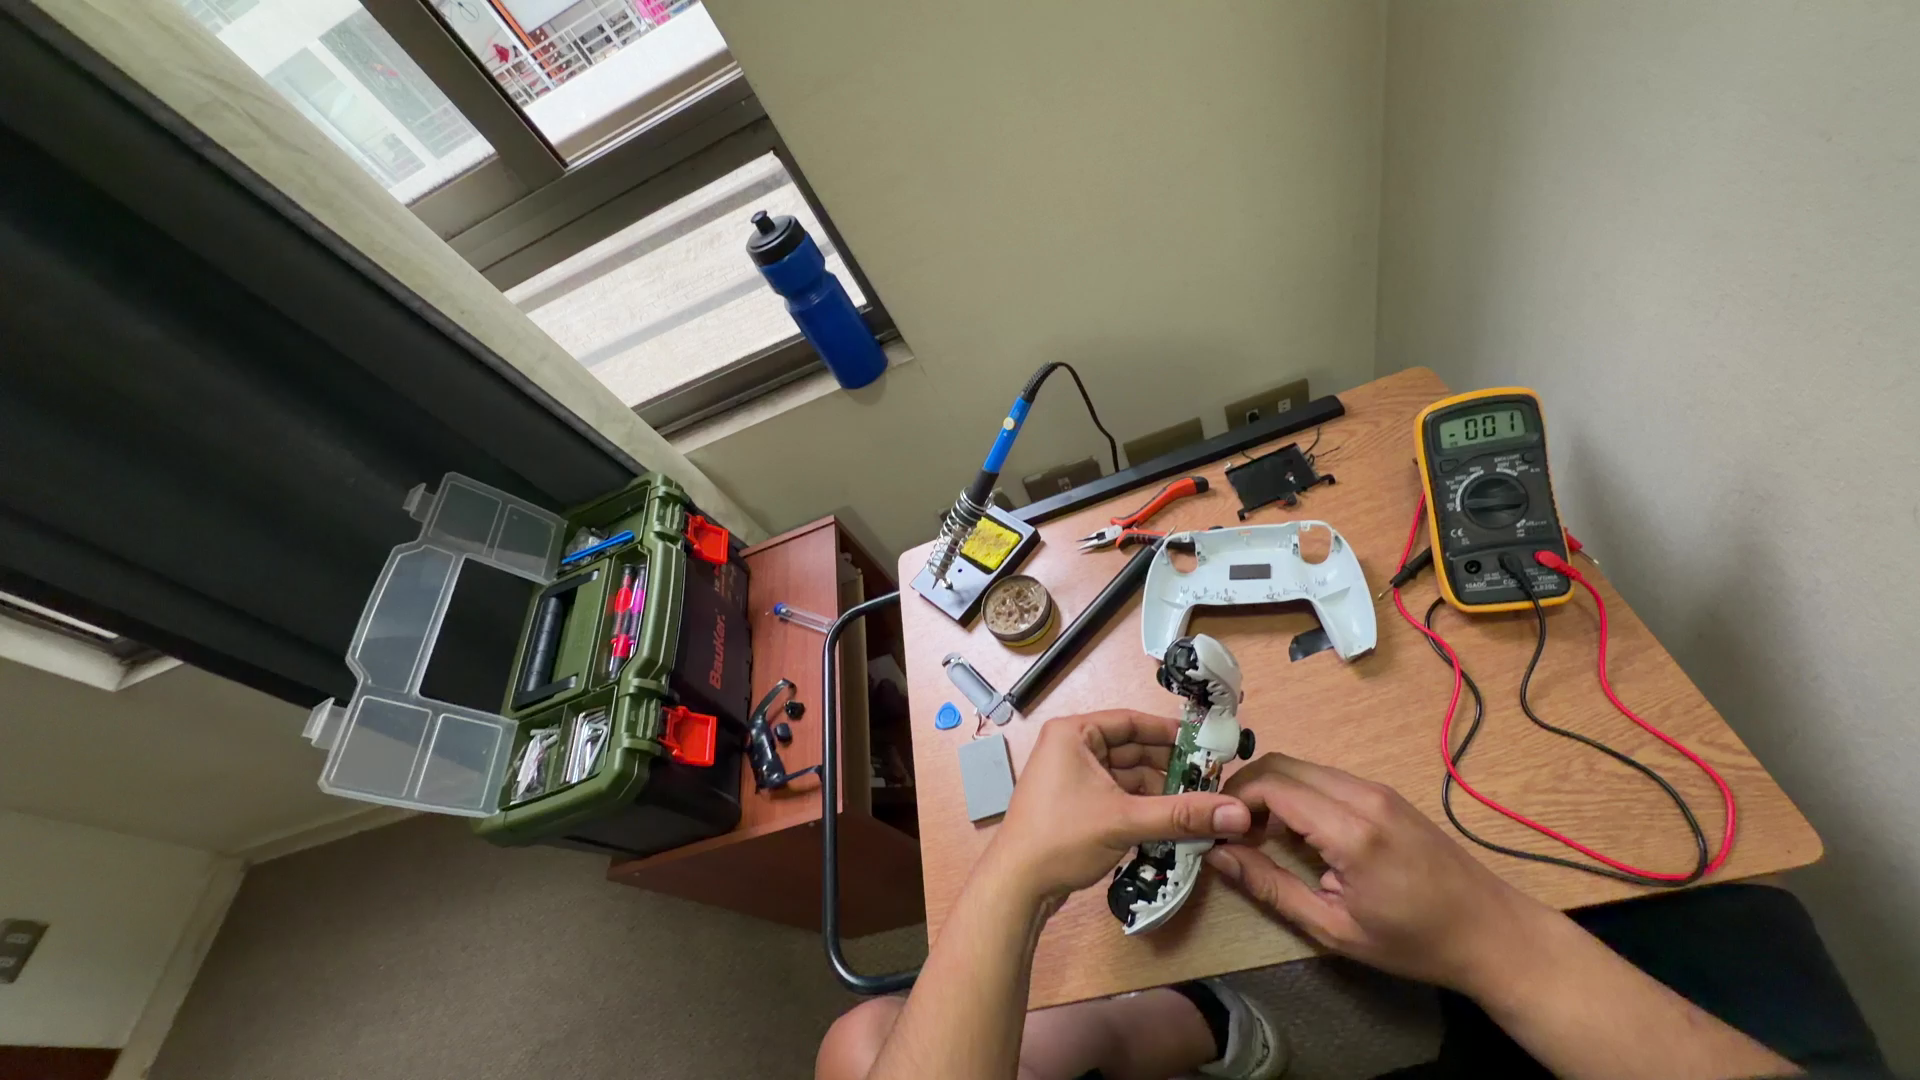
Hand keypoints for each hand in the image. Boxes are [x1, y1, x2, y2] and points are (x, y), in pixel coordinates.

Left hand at [982, 710, 1251, 905]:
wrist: (1018, 885)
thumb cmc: (1063, 837)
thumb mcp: (1125, 820)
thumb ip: (1183, 815)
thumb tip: (1239, 813)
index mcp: (1074, 734)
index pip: (1130, 722)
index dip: (1169, 733)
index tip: (1206, 746)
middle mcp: (1071, 748)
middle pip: (1131, 750)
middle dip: (1169, 768)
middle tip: (1211, 782)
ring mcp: (1072, 777)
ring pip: (1127, 777)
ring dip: (1160, 792)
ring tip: (1200, 807)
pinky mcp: (1077, 805)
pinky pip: (1118, 796)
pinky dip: (1143, 808)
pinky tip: (1174, 823)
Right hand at [1205, 753, 1554, 991]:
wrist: (1495, 934)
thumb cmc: (1413, 942)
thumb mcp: (1334, 928)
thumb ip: (1270, 887)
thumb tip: (1216, 854)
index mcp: (1351, 831)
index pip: (1272, 786)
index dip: (1234, 800)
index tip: (1217, 829)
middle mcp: (1362, 795)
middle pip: (1281, 764)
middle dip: (1245, 788)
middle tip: (1231, 827)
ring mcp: (1376, 789)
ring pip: (1301, 766)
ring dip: (1271, 789)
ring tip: (1259, 831)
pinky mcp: (1385, 792)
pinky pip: (1324, 777)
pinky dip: (1296, 791)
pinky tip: (1295, 828)